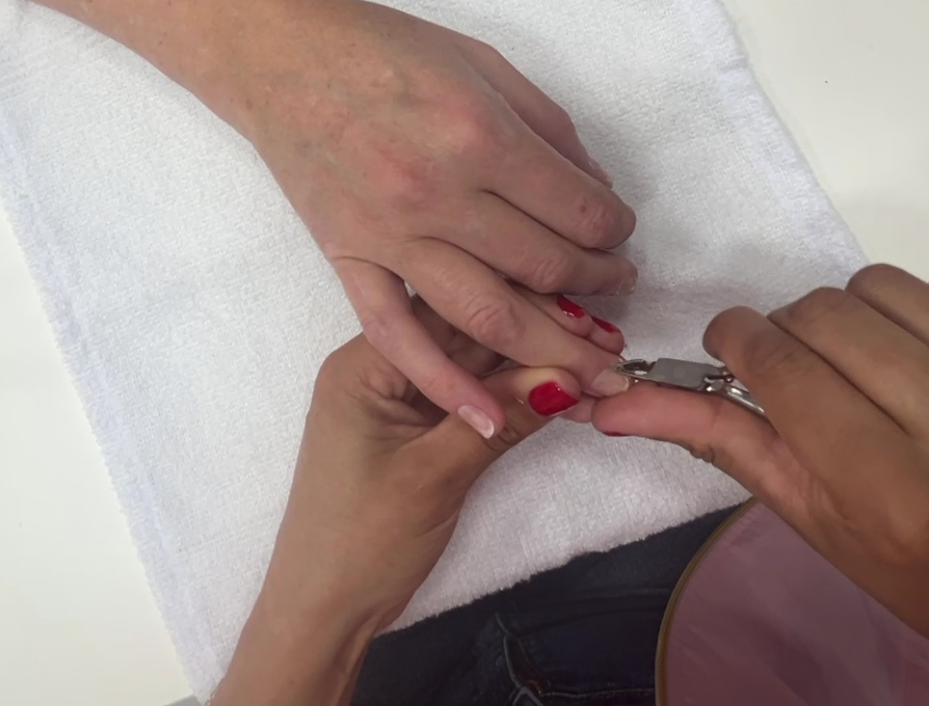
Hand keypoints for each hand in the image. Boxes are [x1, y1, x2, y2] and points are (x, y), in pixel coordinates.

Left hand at [214, 302, 582, 705]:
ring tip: (596, 359)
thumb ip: (501, 420)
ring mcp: (395, 396)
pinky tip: (555, 389)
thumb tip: (570, 375)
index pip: (447, 316)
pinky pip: (466, 396)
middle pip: (461, 337)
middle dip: (529, 340)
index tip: (584, 324)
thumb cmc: (364, 541)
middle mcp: (377, 365)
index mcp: (363, 362)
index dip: (517, 315)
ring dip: (526, 367)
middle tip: (604, 342)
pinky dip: (509, 397)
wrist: (323, 613)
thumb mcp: (435, 476)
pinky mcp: (411, 424)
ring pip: (470, 367)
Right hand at [222, 0, 636, 434]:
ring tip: (592, 355)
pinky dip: (443, 386)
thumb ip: (545, 124)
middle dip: (599, 284)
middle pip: (546, 269)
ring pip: (488, 317)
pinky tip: (490, 420)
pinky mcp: (347, 261)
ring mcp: (390, 238)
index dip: (614, 229)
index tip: (618, 231)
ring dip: (554, 346)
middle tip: (617, 285)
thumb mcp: (480, 58)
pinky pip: (396, 337)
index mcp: (480, 135)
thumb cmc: (380, 46)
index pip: (578, 211)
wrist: (277, 58)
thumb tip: (590, 188)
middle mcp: (440, 196)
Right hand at [593, 266, 928, 705]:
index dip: (738, 342)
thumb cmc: (926, 575)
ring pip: (885, 286)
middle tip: (811, 374)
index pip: (778, 363)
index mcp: (900, 496)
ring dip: (858, 318)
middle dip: (795, 332)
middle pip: (826, 312)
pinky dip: (928, 321)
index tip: (735, 349)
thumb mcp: (810, 518)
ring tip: (880, 372)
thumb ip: (713, 439)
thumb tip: (606, 400)